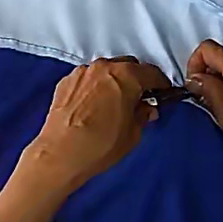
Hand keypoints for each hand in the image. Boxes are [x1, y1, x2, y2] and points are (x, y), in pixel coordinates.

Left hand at [19, 57, 169, 196]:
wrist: (59, 155)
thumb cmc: (101, 145)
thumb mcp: (133, 133)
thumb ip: (143, 114)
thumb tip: (146, 108)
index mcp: (127, 76)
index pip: (152, 73)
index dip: (161, 84)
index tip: (163, 93)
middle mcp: (105, 67)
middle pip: (129, 66)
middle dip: (137, 79)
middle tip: (139, 98)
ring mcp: (83, 72)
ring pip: (107, 70)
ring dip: (114, 81)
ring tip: (114, 101)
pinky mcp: (66, 81)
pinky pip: (88, 78)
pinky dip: (95, 86)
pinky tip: (94, 104)